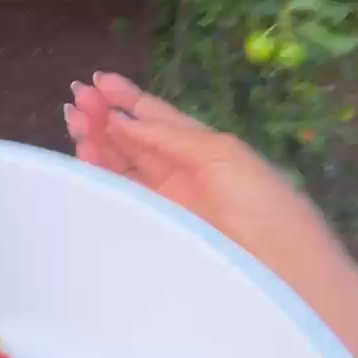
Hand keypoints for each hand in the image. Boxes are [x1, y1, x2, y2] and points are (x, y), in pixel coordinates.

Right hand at [65, 72, 357, 357]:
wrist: (284, 278)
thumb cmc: (265, 206)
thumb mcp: (224, 154)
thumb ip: (170, 134)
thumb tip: (123, 118)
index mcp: (203, 149)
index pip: (157, 117)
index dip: (127, 97)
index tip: (97, 79)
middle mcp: (181, 172)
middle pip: (132, 137)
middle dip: (104, 114)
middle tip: (77, 97)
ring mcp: (165, 200)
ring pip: (120, 162)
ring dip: (95, 138)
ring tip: (73, 118)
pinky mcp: (153, 226)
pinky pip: (119, 191)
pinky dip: (98, 171)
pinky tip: (85, 152)